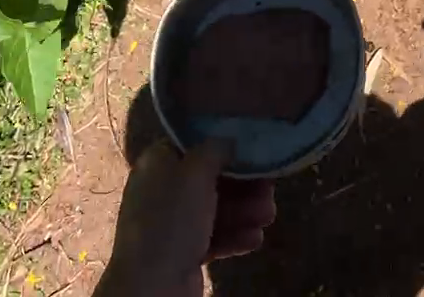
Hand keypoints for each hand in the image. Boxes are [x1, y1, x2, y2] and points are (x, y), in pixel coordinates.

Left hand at [96, 139, 276, 296]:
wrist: (153, 287)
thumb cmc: (173, 218)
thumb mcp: (196, 171)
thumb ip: (215, 148)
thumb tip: (229, 140)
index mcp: (157, 163)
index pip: (194, 144)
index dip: (224, 145)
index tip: (253, 148)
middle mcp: (162, 190)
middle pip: (210, 179)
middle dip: (244, 184)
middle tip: (270, 188)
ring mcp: (171, 224)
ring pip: (215, 209)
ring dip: (245, 210)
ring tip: (269, 216)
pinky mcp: (182, 254)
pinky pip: (212, 237)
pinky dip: (234, 235)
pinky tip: (255, 238)